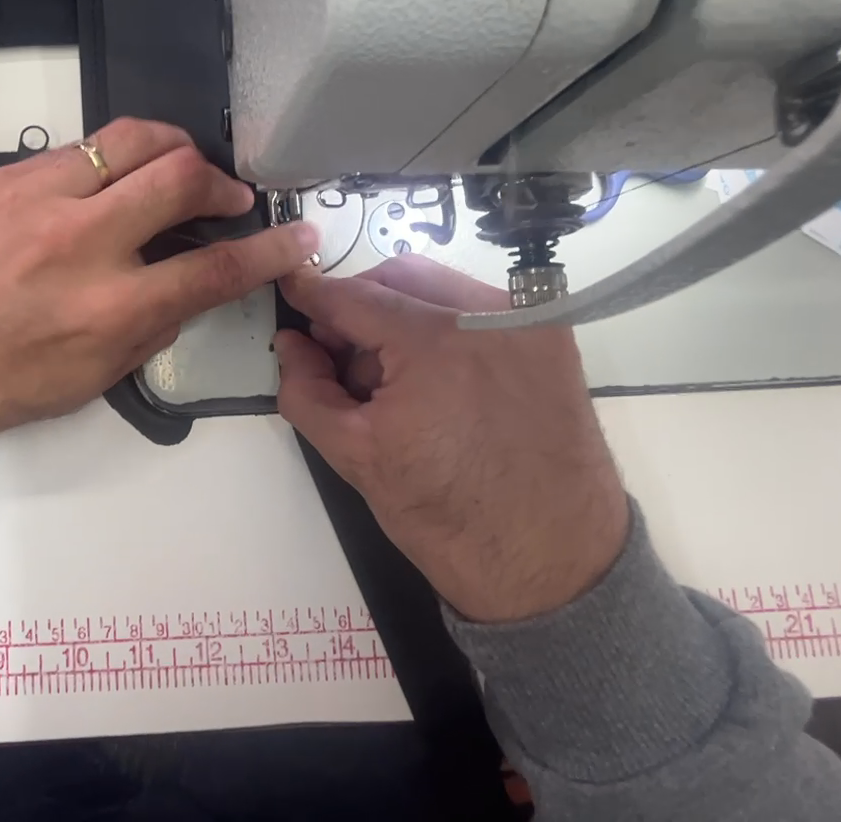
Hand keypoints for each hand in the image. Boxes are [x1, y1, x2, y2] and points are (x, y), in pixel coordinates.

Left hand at [0, 118, 319, 443]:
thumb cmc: (2, 384)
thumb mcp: (94, 378)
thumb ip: (154, 326)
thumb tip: (193, 282)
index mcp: (109, 310)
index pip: (216, 269)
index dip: (271, 251)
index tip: (296, 237)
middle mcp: (80, 244)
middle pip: (180, 177)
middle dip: (222, 182)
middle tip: (227, 195)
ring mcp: (36, 200)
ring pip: (131, 138)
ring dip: (172, 147)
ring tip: (179, 165)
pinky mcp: (0, 178)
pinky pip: (75, 150)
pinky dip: (108, 161)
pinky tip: (106, 182)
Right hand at [276, 256, 627, 622]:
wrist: (548, 563)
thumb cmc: (445, 516)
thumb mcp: (353, 455)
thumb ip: (306, 388)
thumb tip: (289, 342)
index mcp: (438, 342)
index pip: (354, 296)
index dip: (312, 293)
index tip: (289, 289)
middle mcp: (490, 314)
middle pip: (398, 277)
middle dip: (357, 306)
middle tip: (337, 355)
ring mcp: (529, 321)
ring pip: (439, 286)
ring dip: (399, 315)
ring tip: (391, 378)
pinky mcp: (552, 336)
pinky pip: (477, 307)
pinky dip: (442, 326)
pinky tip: (433, 378)